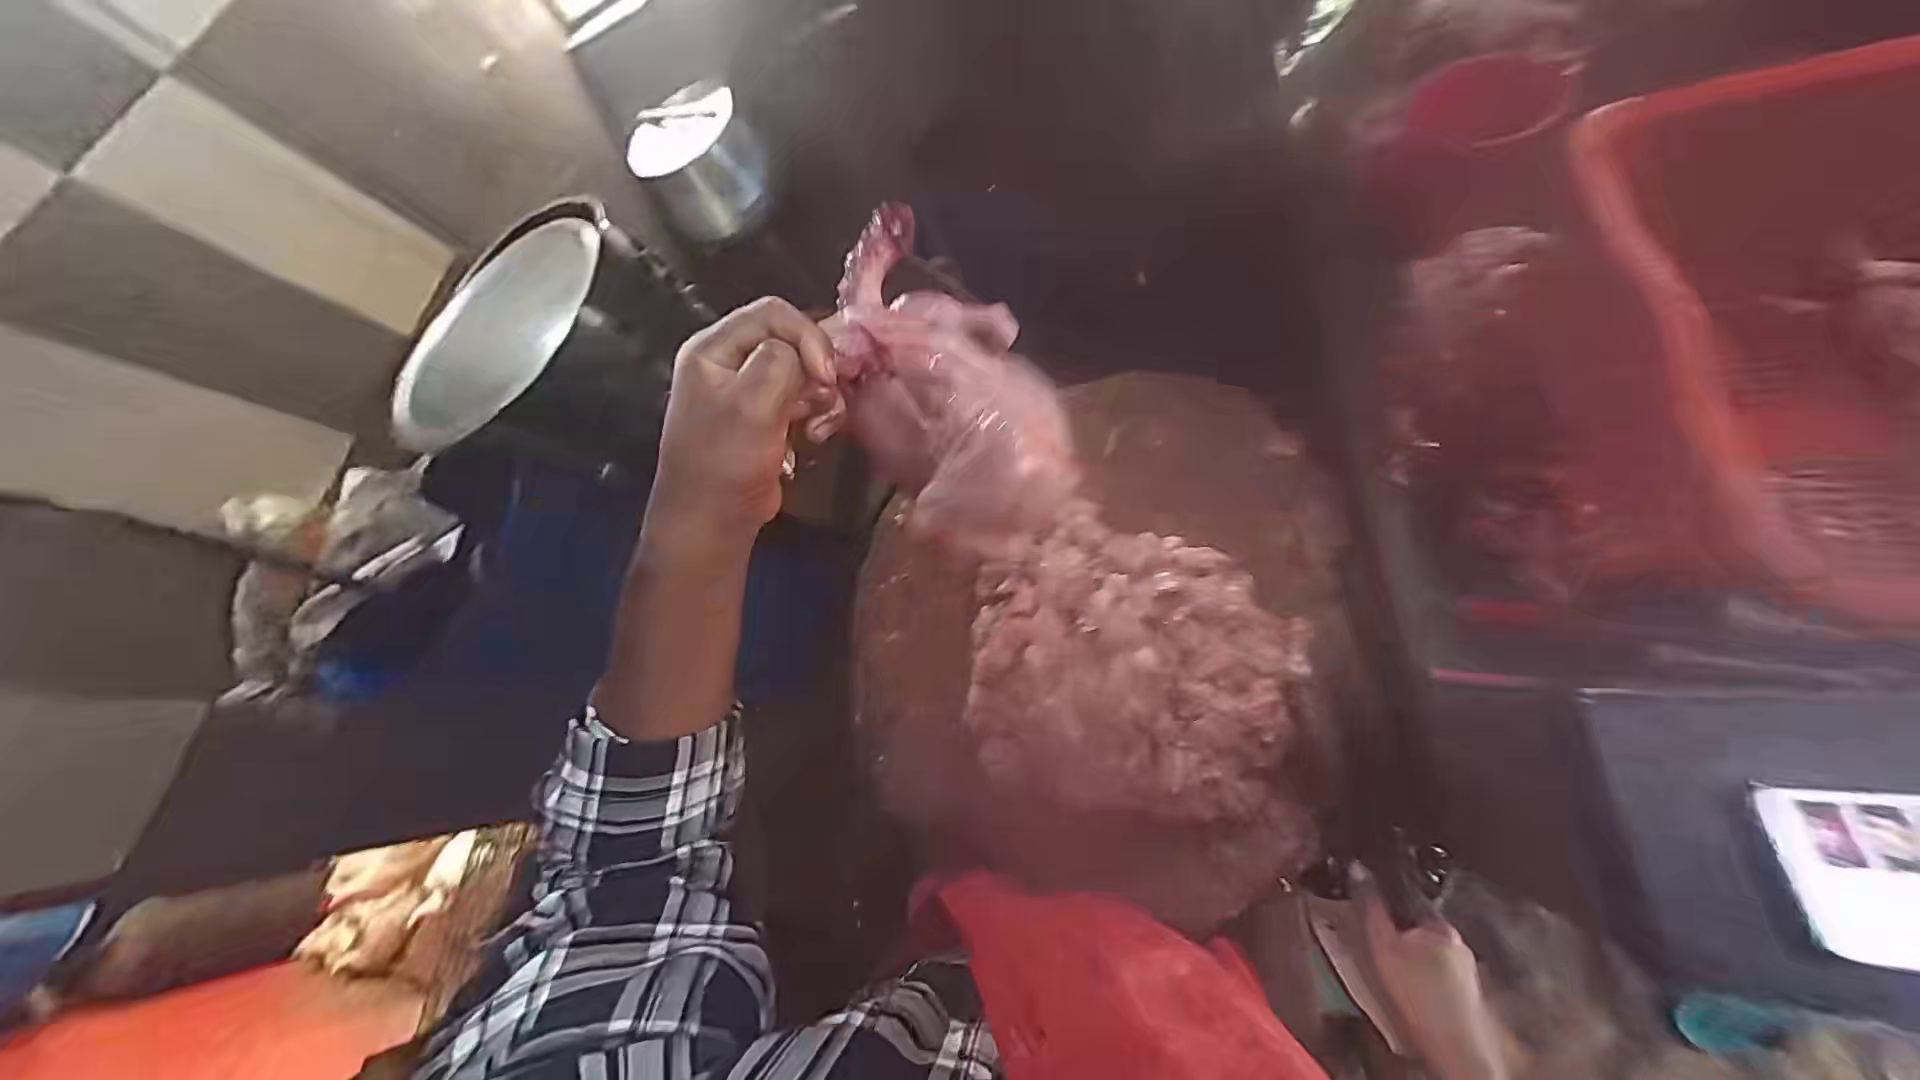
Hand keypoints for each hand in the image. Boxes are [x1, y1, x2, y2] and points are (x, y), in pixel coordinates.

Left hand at [648, 297, 837, 546]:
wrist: (713, 518)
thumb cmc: (724, 461)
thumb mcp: (752, 404)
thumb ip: (781, 362)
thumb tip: (806, 355)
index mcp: (715, 348)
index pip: (774, 313)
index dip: (808, 337)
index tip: (825, 375)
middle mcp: (733, 362)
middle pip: (794, 341)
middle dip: (817, 370)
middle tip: (825, 399)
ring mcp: (752, 391)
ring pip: (806, 372)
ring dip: (821, 397)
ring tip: (815, 429)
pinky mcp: (770, 417)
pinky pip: (806, 400)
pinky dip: (818, 415)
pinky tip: (813, 438)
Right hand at [1355, 867, 1509, 1079]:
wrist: (1455, 1050)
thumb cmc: (1415, 991)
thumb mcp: (1382, 945)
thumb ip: (1370, 906)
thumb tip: (1357, 867)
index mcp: (1441, 924)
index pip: (1407, 897)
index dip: (1382, 898)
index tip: (1364, 902)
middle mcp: (1459, 941)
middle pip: (1417, 922)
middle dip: (1396, 926)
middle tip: (1374, 937)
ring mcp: (1468, 968)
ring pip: (1428, 947)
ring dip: (1409, 949)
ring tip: (1389, 962)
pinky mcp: (1469, 992)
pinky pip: (1438, 967)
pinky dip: (1422, 969)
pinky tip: (1409, 983)